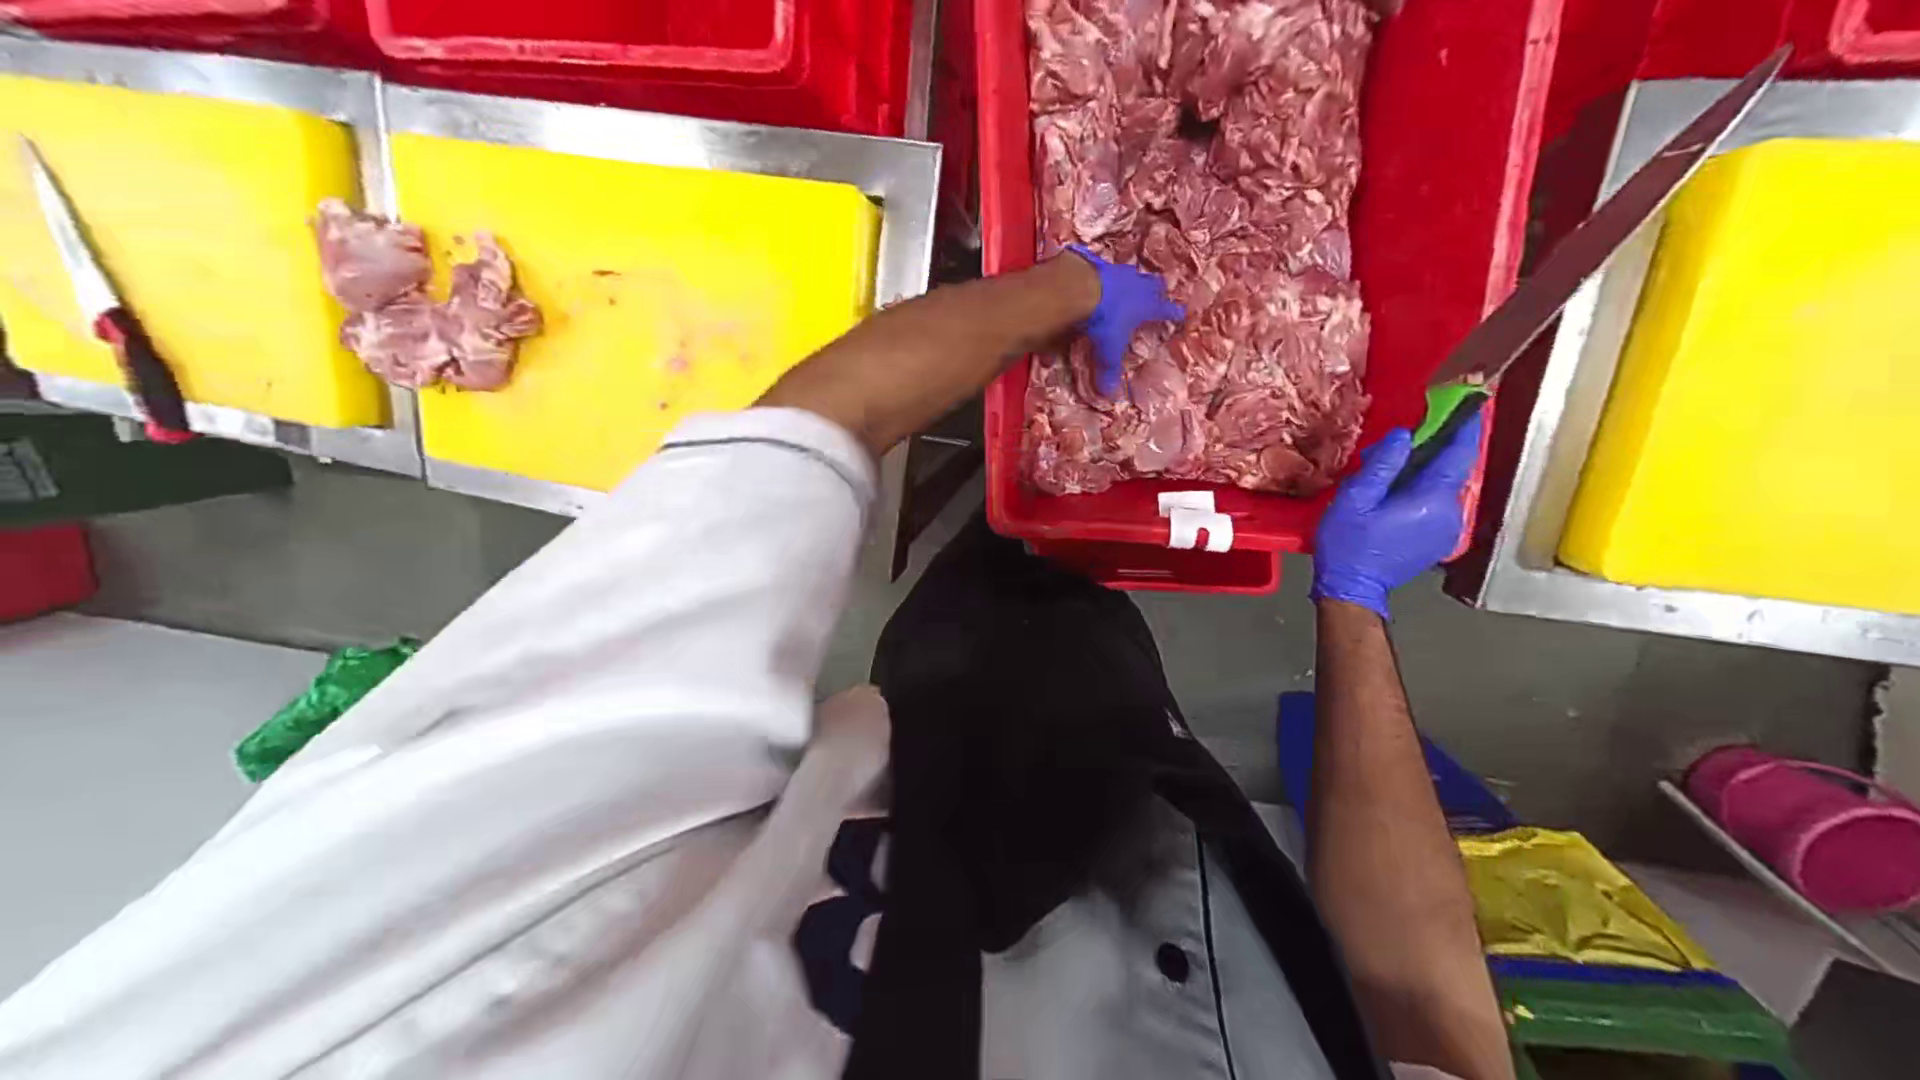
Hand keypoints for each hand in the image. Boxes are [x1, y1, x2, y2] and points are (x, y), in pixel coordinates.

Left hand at [1065, 244, 1183, 396]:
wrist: (1079, 287)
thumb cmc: (1103, 320)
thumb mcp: (1108, 349)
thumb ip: (1109, 370)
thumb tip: (1109, 395)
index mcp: (1145, 305)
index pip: (1165, 310)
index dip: (1173, 313)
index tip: (1181, 313)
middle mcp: (1135, 285)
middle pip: (1152, 284)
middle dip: (1155, 289)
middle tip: (1158, 290)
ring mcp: (1115, 271)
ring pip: (1129, 273)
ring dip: (1129, 279)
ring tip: (1128, 282)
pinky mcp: (1094, 263)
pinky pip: (1101, 268)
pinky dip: (1101, 273)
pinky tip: (1096, 273)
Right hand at [1310, 413, 1483, 617]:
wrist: (1352, 588)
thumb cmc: (1348, 544)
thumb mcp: (1354, 500)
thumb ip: (1382, 465)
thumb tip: (1405, 435)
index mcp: (1432, 499)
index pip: (1458, 453)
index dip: (1465, 424)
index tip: (1472, 398)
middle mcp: (1451, 512)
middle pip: (1451, 469)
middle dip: (1433, 448)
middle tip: (1403, 439)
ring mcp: (1448, 528)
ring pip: (1444, 486)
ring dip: (1425, 470)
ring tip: (1392, 467)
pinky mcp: (1439, 539)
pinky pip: (1438, 503)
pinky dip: (1423, 489)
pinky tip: (1397, 492)